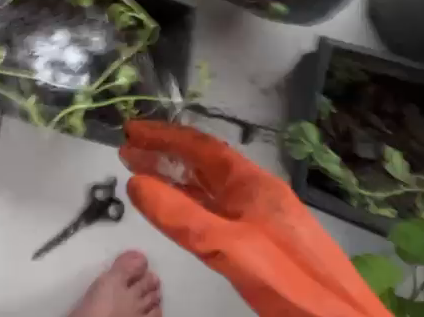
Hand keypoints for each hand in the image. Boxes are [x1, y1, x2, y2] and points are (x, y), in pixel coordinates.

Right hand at [119, 122, 388, 316]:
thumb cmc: (297, 289)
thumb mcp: (234, 251)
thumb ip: (183, 219)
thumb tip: (135, 183)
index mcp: (255, 185)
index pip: (203, 147)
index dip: (165, 136)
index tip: (130, 132)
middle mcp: (259, 195)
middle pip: (206, 164)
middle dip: (165, 155)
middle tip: (126, 152)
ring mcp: (264, 222)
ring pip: (211, 190)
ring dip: (176, 181)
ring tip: (141, 177)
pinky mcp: (267, 248)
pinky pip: (219, 214)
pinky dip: (191, 207)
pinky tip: (177, 216)